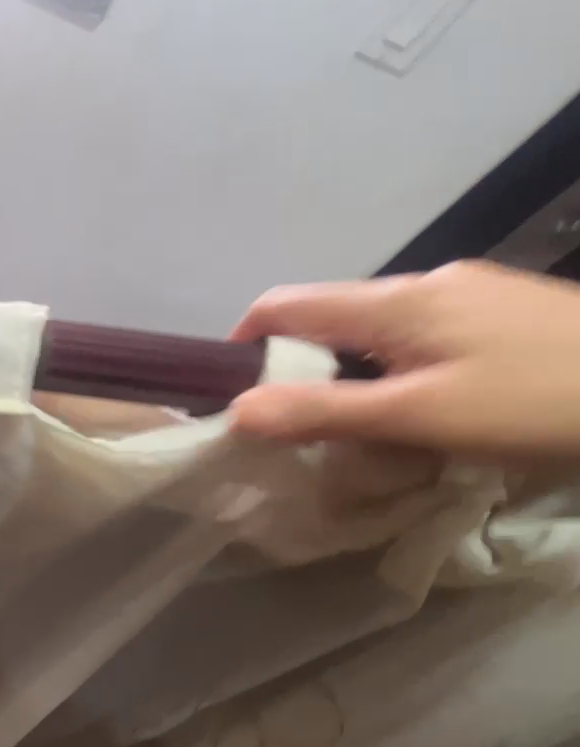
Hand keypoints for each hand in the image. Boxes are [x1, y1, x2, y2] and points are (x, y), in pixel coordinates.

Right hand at [229, 260, 579, 456]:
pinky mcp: (510, 313)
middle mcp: (430, 283)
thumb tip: (233, 412)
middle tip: (299, 428)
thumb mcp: (422, 417)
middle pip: (325, 317)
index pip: (282, 304)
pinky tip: (423, 410)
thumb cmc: (547, 402)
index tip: (234, 398)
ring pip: (372, 330)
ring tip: (362, 426)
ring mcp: (475, 294)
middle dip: (293, 369)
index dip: (240, 345)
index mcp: (400, 300)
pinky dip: (392, 371)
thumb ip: (322, 412)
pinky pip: (418, 336)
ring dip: (345, 374)